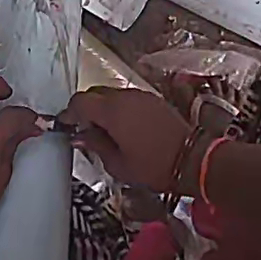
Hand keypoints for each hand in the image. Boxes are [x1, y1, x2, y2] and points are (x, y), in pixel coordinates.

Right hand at [60, 87, 193, 192]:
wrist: (195, 160)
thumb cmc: (154, 166)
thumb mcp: (118, 164)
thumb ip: (95, 145)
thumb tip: (79, 137)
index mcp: (112, 111)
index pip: (80, 101)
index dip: (69, 113)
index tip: (65, 126)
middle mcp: (125, 97)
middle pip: (94, 93)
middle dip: (84, 108)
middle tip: (82, 129)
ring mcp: (141, 96)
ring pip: (111, 94)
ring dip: (102, 108)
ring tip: (103, 130)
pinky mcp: (153, 100)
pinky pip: (127, 98)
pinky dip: (118, 108)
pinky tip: (122, 127)